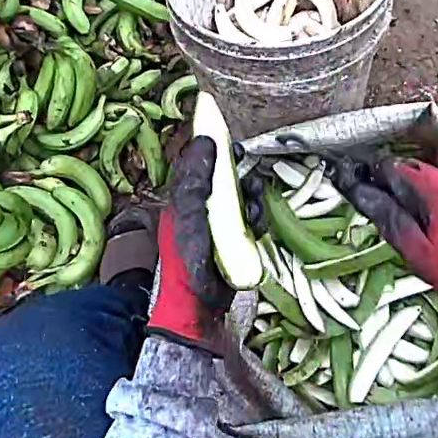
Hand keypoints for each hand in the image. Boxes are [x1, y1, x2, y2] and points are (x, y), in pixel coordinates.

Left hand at [145, 136, 234, 353]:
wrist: (198, 308)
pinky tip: (256, 218)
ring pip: (238, 195)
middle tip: (244, 159)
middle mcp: (199, 208)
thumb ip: (196, 181)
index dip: (207, 146)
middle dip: (233, 167)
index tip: (222, 130)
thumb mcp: (188, 216)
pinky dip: (255, 214)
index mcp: (181, 200)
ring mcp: (217, 224)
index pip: (194, 164)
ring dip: (248, 192)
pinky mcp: (234, 238)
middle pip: (219, 176)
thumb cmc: (186, 261)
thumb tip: (204, 141)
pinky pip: (248, 218)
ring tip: (254, 196)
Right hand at [329, 157, 437, 378]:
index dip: (370, 173)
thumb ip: (390, 218)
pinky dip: (425, 199)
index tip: (352, 181)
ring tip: (392, 211)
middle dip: (388, 180)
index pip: (394, 168)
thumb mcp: (417, 251)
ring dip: (407, 190)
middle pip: (412, 170)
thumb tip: (363, 193)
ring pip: (429, 182)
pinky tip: (420, 221)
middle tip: (369, 198)